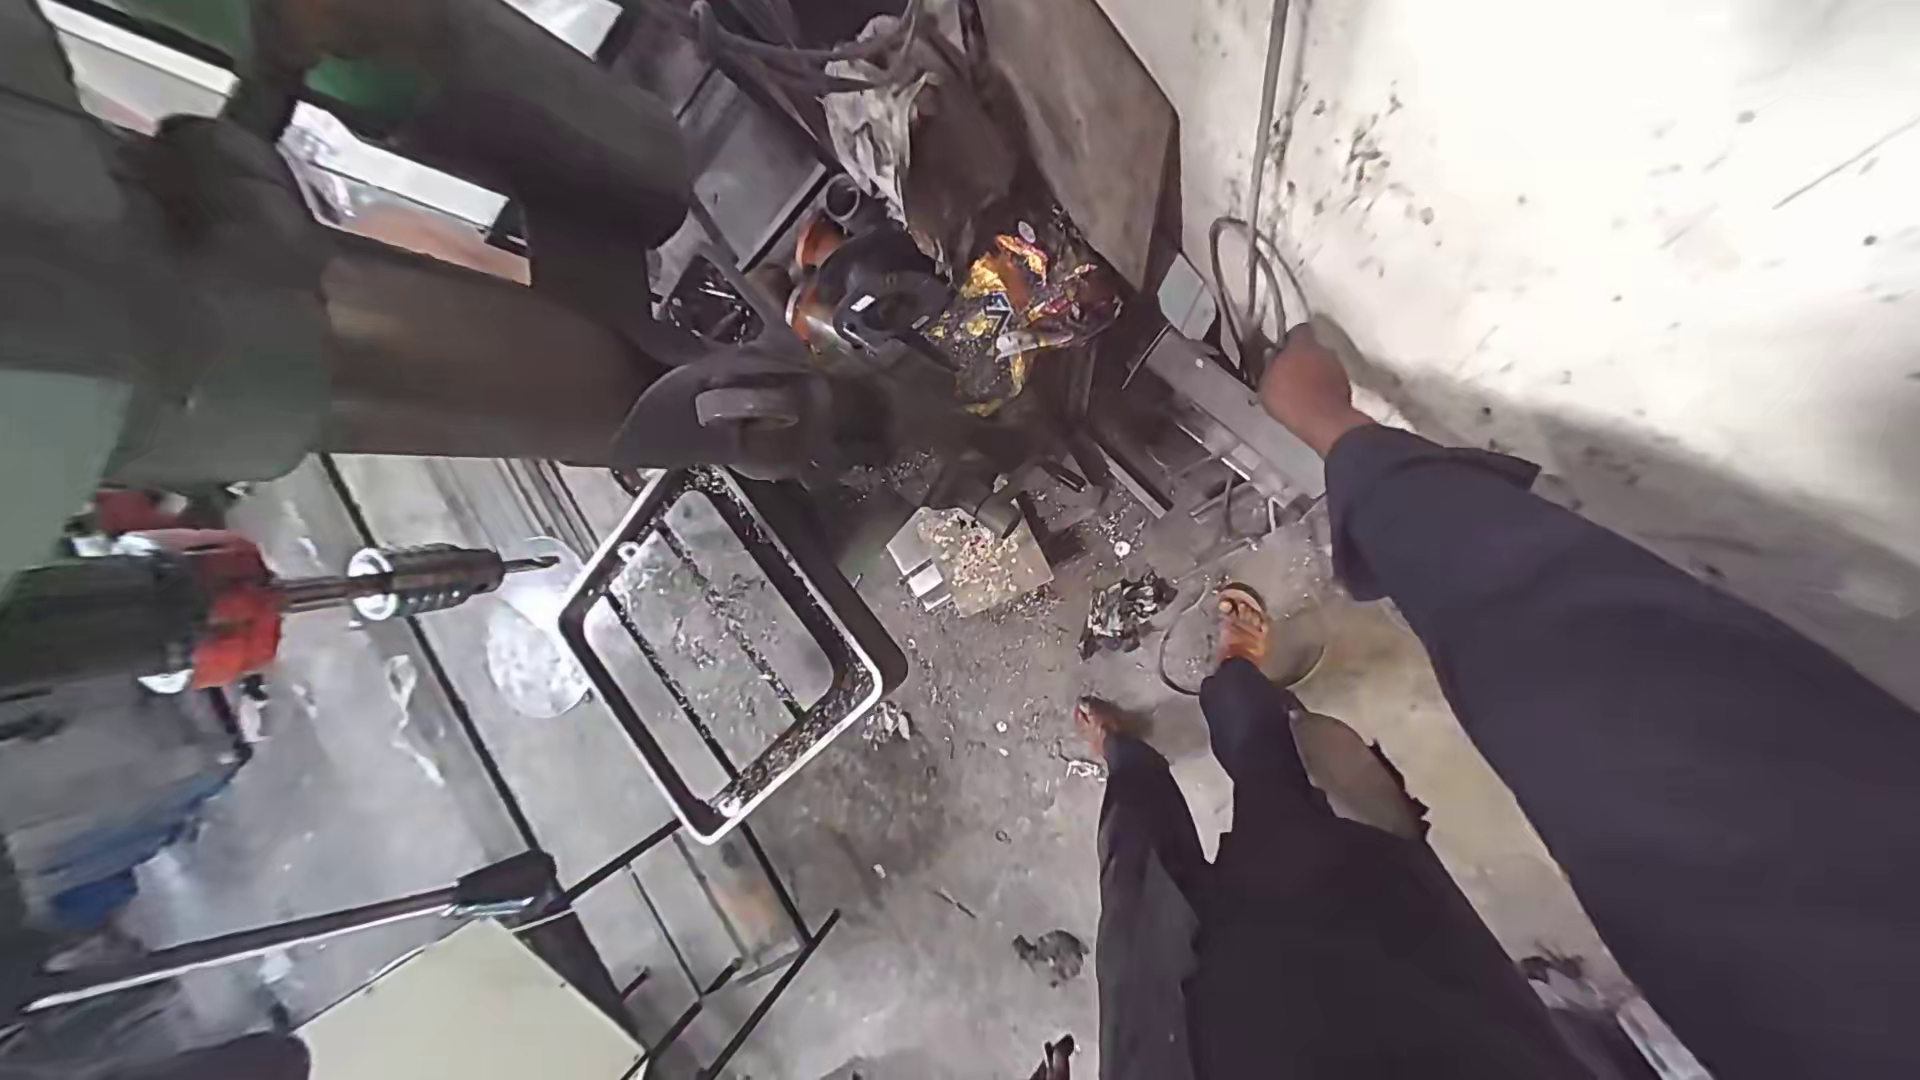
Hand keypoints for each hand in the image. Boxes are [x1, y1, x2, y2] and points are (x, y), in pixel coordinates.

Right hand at [1258, 324, 1373, 456]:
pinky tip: (1309, 398)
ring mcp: (1337, 366)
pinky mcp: (1344, 382)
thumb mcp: (1265, 384)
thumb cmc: (1289, 399)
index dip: (1288, 339)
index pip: (1297, 330)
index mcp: (1301, 345)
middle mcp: (1323, 350)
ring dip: (1312, 371)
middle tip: (1287, 372)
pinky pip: (1329, 378)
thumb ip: (1269, 366)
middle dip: (1301, 357)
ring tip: (1297, 389)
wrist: (1321, 419)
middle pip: (1311, 347)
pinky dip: (1321, 384)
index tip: (1280, 350)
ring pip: (1322, 362)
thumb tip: (1271, 357)